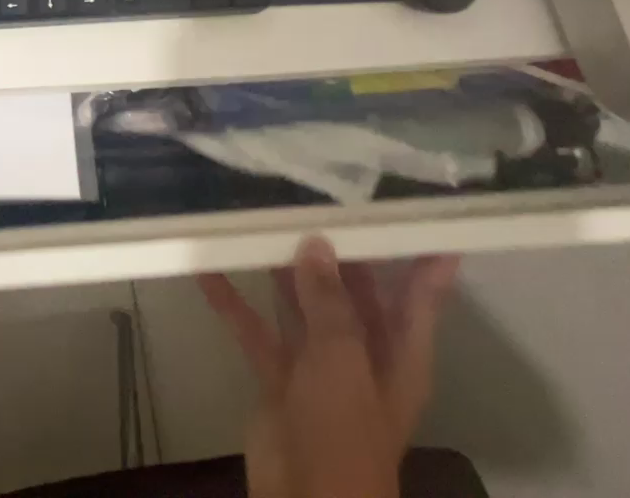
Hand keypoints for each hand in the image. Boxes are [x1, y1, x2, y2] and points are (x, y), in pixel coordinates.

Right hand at [197, 238, 458, 497]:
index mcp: (399, 354)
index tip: (420, 215)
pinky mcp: (279, 376)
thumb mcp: (342, 360)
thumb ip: (329, 300)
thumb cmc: (343, 431)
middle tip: (315, 198)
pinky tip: (206, 271)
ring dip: (282, 270)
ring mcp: (318, 365)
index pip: (419, 296)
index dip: (423, 258)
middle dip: (336, 251)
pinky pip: (255, 329)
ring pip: (301, 305)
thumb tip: (315, 243)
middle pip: (353, 292)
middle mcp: (362, 353)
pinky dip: (232, 302)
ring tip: (260, 222)